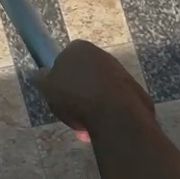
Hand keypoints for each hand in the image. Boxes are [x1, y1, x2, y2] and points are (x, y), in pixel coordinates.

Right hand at [29, 40, 155, 139]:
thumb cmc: (76, 97)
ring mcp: (124, 75)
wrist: (117, 118)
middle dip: (80, 93)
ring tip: (87, 128)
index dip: (61, 76)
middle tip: (73, 113)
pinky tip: (104, 130)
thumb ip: (42, 79)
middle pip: (86, 75)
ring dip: (95, 106)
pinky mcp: (139, 95)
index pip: (66, 57)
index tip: (59, 94)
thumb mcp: (48, 87)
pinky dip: (111, 115)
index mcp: (80, 48)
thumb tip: (40, 74)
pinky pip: (119, 104)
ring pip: (103, 91)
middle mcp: (104, 56)